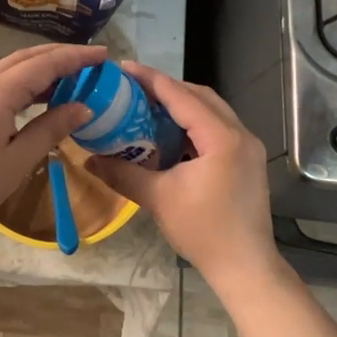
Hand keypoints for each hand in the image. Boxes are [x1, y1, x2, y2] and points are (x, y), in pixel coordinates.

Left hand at [0, 44, 105, 232]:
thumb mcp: (17, 160)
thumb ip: (50, 129)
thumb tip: (83, 107)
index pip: (44, 64)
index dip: (76, 57)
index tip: (104, 54)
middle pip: (26, 58)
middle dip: (60, 56)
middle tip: (92, 62)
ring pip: (10, 68)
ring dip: (41, 68)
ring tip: (71, 78)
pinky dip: (23, 82)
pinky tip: (37, 98)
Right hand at [86, 62, 279, 280]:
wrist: (245, 267)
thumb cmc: (204, 231)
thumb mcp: (158, 199)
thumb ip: (123, 173)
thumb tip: (88, 160)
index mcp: (221, 137)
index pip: (181, 97)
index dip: (150, 80)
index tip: (123, 68)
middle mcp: (240, 134)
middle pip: (200, 97)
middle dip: (167, 88)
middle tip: (133, 88)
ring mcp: (247, 148)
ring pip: (212, 112)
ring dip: (181, 106)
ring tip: (148, 106)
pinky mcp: (247, 162)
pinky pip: (217, 129)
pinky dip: (193, 125)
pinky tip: (169, 134)